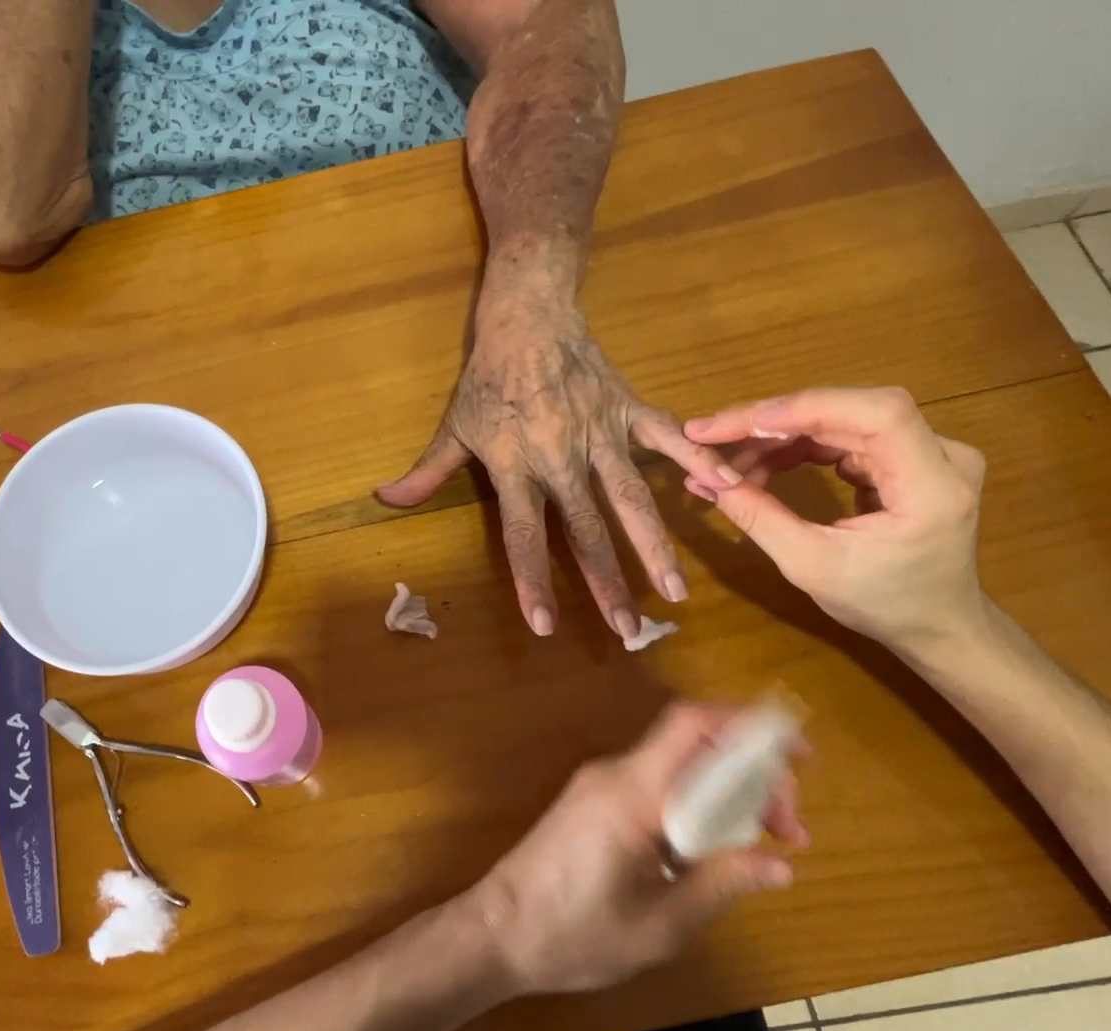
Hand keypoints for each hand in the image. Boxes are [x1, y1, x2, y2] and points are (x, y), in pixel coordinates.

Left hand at [377, 289, 741, 638]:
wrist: (527, 319)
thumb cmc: (487, 380)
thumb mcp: (452, 427)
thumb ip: (426, 472)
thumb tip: (383, 500)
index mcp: (515, 468)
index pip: (523, 534)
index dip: (532, 580)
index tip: (546, 626)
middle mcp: (560, 459)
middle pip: (585, 528)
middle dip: (605, 582)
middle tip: (627, 630)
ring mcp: (599, 434)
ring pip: (629, 496)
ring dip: (653, 544)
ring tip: (673, 590)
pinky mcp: (628, 410)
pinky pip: (665, 437)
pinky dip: (695, 459)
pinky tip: (726, 489)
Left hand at [461, 702, 806, 995]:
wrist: (496, 931)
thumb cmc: (572, 934)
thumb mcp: (658, 924)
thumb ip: (719, 885)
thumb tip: (779, 864)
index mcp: (629, 794)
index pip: (690, 727)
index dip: (748, 724)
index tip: (799, 754)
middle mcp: (613, 775)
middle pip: (694, 747)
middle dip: (752, 775)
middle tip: (789, 833)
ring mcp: (598, 787)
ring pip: (677, 768)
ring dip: (726, 794)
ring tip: (762, 845)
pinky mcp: (592, 804)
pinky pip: (654, 787)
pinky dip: (693, 805)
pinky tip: (712, 850)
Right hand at [683, 387, 988, 649]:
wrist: (935, 622)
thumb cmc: (880, 603)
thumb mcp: (810, 566)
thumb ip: (758, 517)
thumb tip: (702, 478)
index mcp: (933, 487)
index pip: (877, 416)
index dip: (807, 408)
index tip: (741, 425)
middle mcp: (941, 455)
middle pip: (851, 410)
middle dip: (776, 419)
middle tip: (711, 434)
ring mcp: (928, 450)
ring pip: (842, 418)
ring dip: (780, 434)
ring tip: (731, 460)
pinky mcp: (908, 454)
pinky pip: (844, 433)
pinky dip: (797, 445)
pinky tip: (763, 464)